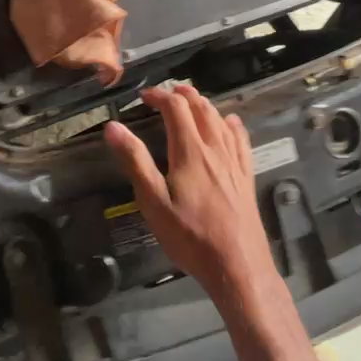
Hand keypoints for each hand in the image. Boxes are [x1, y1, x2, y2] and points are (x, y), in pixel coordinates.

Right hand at [104, 83, 279, 296]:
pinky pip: (241, 140)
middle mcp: (215, 149)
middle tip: (166, 94)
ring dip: (204, 105)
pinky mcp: (246, 177)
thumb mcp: (153, 202)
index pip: (176, 108)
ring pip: (221, 120)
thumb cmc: (190, 236)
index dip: (159, 95)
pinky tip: (231, 123)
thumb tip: (113, 126)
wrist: (238, 266)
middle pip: (201, 108)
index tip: (143, 97)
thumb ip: (135, 161)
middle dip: (182, 94)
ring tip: (192, 101)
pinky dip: (232, 124)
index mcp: (190, 151)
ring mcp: (234, 162)